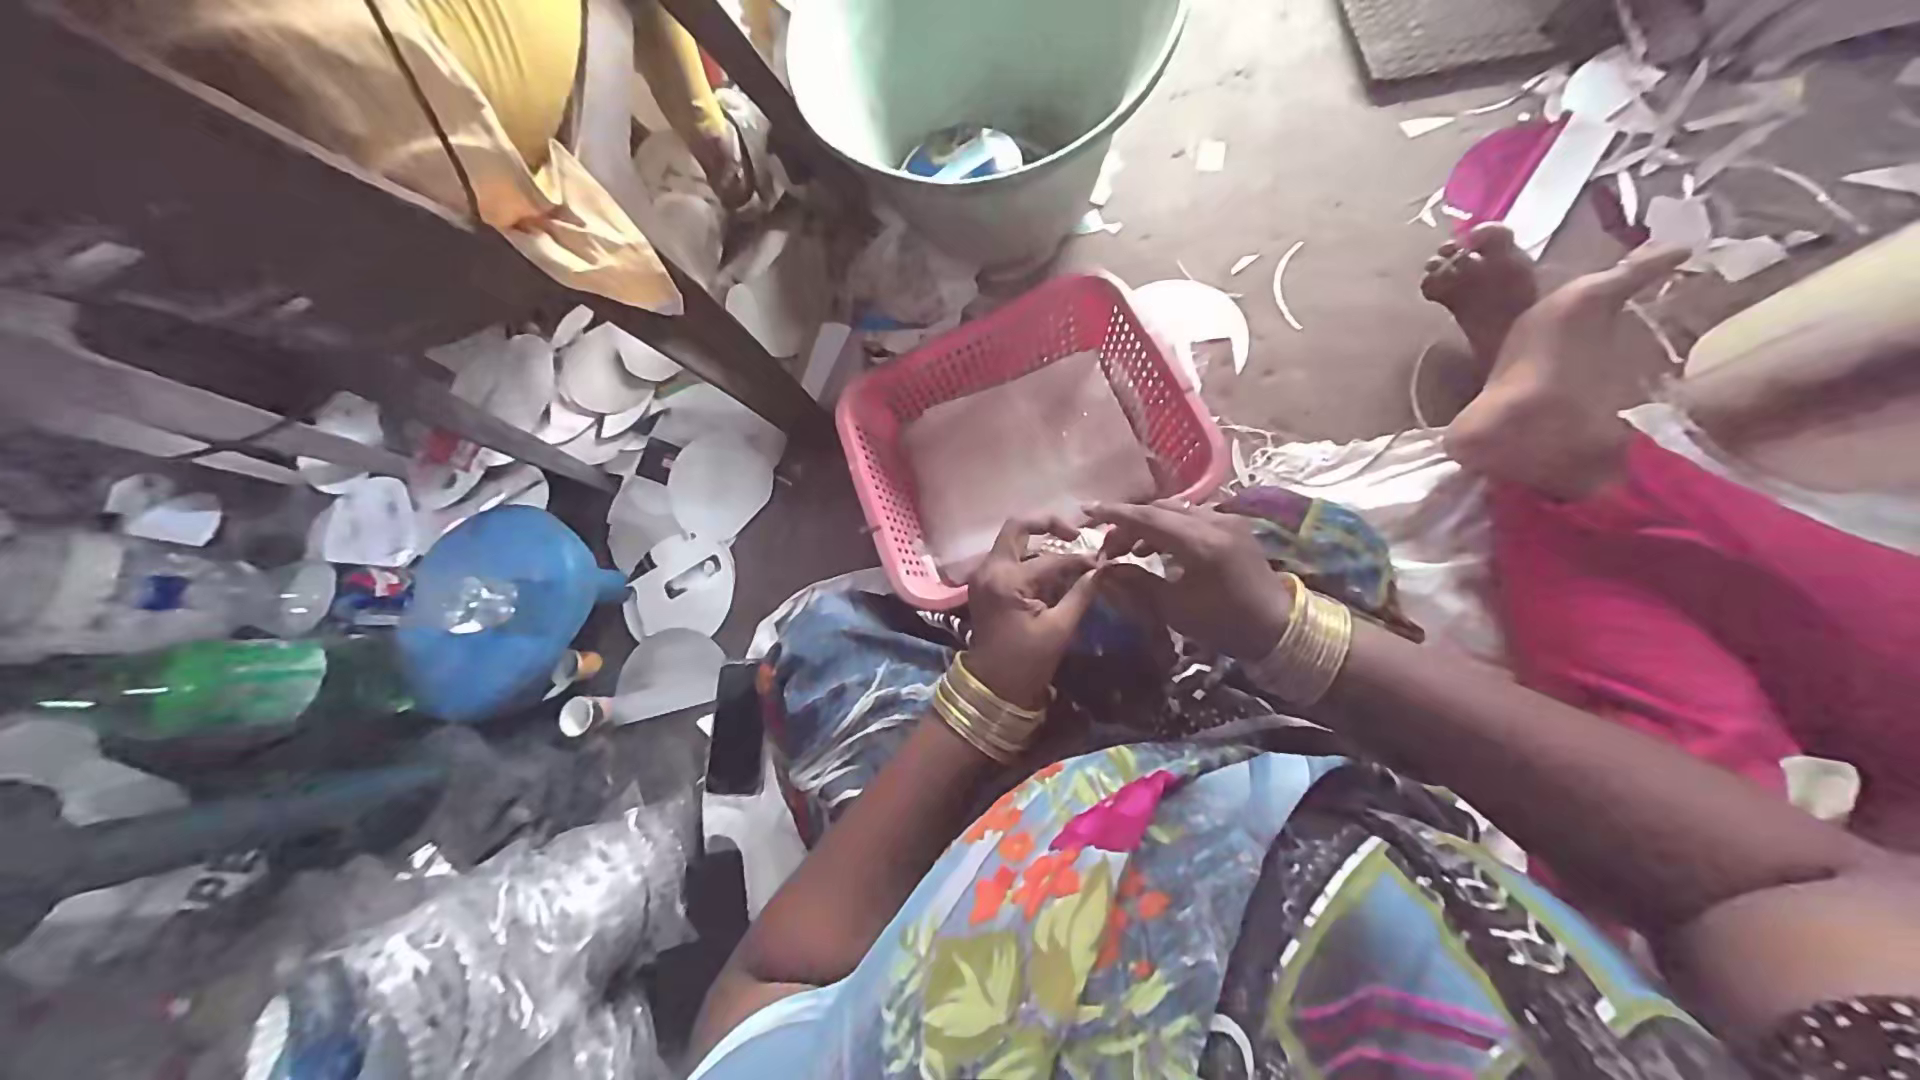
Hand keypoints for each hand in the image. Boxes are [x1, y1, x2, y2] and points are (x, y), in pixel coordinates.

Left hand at [964, 518, 1103, 709]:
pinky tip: (1051, 572)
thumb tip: (1102, 570)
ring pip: (1012, 541)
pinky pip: (1008, 558)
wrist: (991, 685)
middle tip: (1074, 534)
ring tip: (1068, 556)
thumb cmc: (1026, 661)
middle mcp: (990, 568)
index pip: (1051, 558)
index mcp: (1007, 580)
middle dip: (1048, 524)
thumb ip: (1080, 594)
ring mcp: (983, 574)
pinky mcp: (983, 583)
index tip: (1101, 562)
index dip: (1079, 559)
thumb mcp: (1059, 629)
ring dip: (1039, 541)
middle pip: (1018, 527)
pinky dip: (1029, 557)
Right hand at [1086, 500, 1292, 657]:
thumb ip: (1137, 582)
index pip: (1148, 518)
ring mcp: (1226, 520)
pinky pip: (1191, 515)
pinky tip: (1156, 546)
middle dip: (1128, 522)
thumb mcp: (1174, 608)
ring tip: (1129, 548)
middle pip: (1159, 509)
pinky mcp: (1232, 526)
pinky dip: (1168, 525)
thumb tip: (1104, 570)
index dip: (1114, 514)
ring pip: (1175, 509)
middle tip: (1108, 547)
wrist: (1277, 627)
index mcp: (1200, 544)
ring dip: (1147, 523)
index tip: (1087, 511)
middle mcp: (1214, 522)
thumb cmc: (1224, 623)